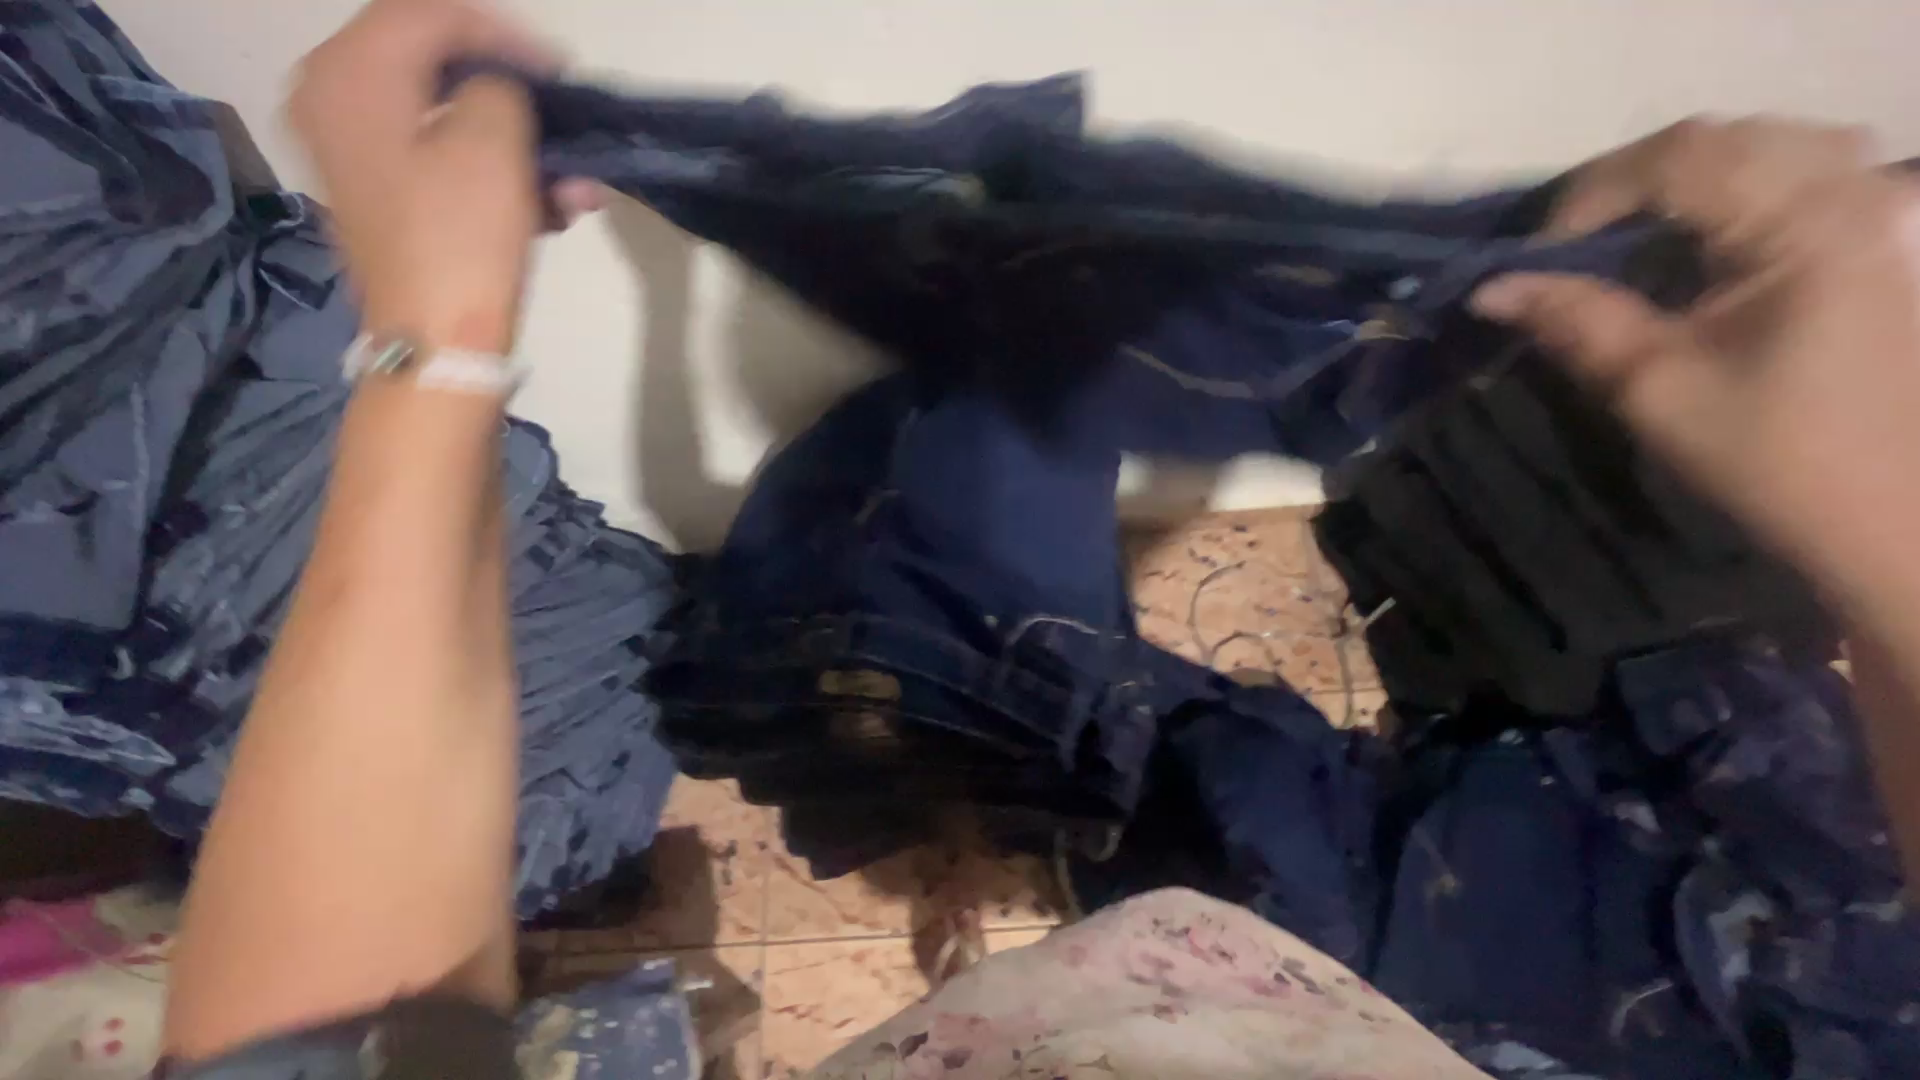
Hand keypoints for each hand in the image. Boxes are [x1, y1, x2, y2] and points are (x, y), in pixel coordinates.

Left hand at [287, 0, 600, 353]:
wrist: (436, 344)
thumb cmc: (461, 241)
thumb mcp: (490, 146)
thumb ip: (497, 88)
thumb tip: (498, 90)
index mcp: (349, 74)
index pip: (428, 13)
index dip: (502, 33)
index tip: (560, 71)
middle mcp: (335, 99)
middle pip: (437, 67)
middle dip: (516, 100)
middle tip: (567, 125)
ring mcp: (358, 152)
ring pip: (450, 122)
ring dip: (520, 148)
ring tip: (574, 187)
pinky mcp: (386, 197)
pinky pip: (445, 162)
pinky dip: (498, 175)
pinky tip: (549, 209)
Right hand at [1470, 119, 1919, 600]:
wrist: (1886, 503)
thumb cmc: (1766, 450)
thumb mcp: (1650, 385)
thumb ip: (1571, 320)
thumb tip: (1487, 289)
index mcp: (1805, 226)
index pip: (1680, 158)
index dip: (1589, 194)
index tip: (1532, 257)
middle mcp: (1851, 193)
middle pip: (1720, 139)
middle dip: (1624, 184)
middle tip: (1565, 247)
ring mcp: (1872, 208)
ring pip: (1760, 145)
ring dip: (1675, 181)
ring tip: (1618, 237)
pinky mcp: (1871, 233)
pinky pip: (1793, 172)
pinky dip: (1723, 190)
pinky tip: (1688, 236)